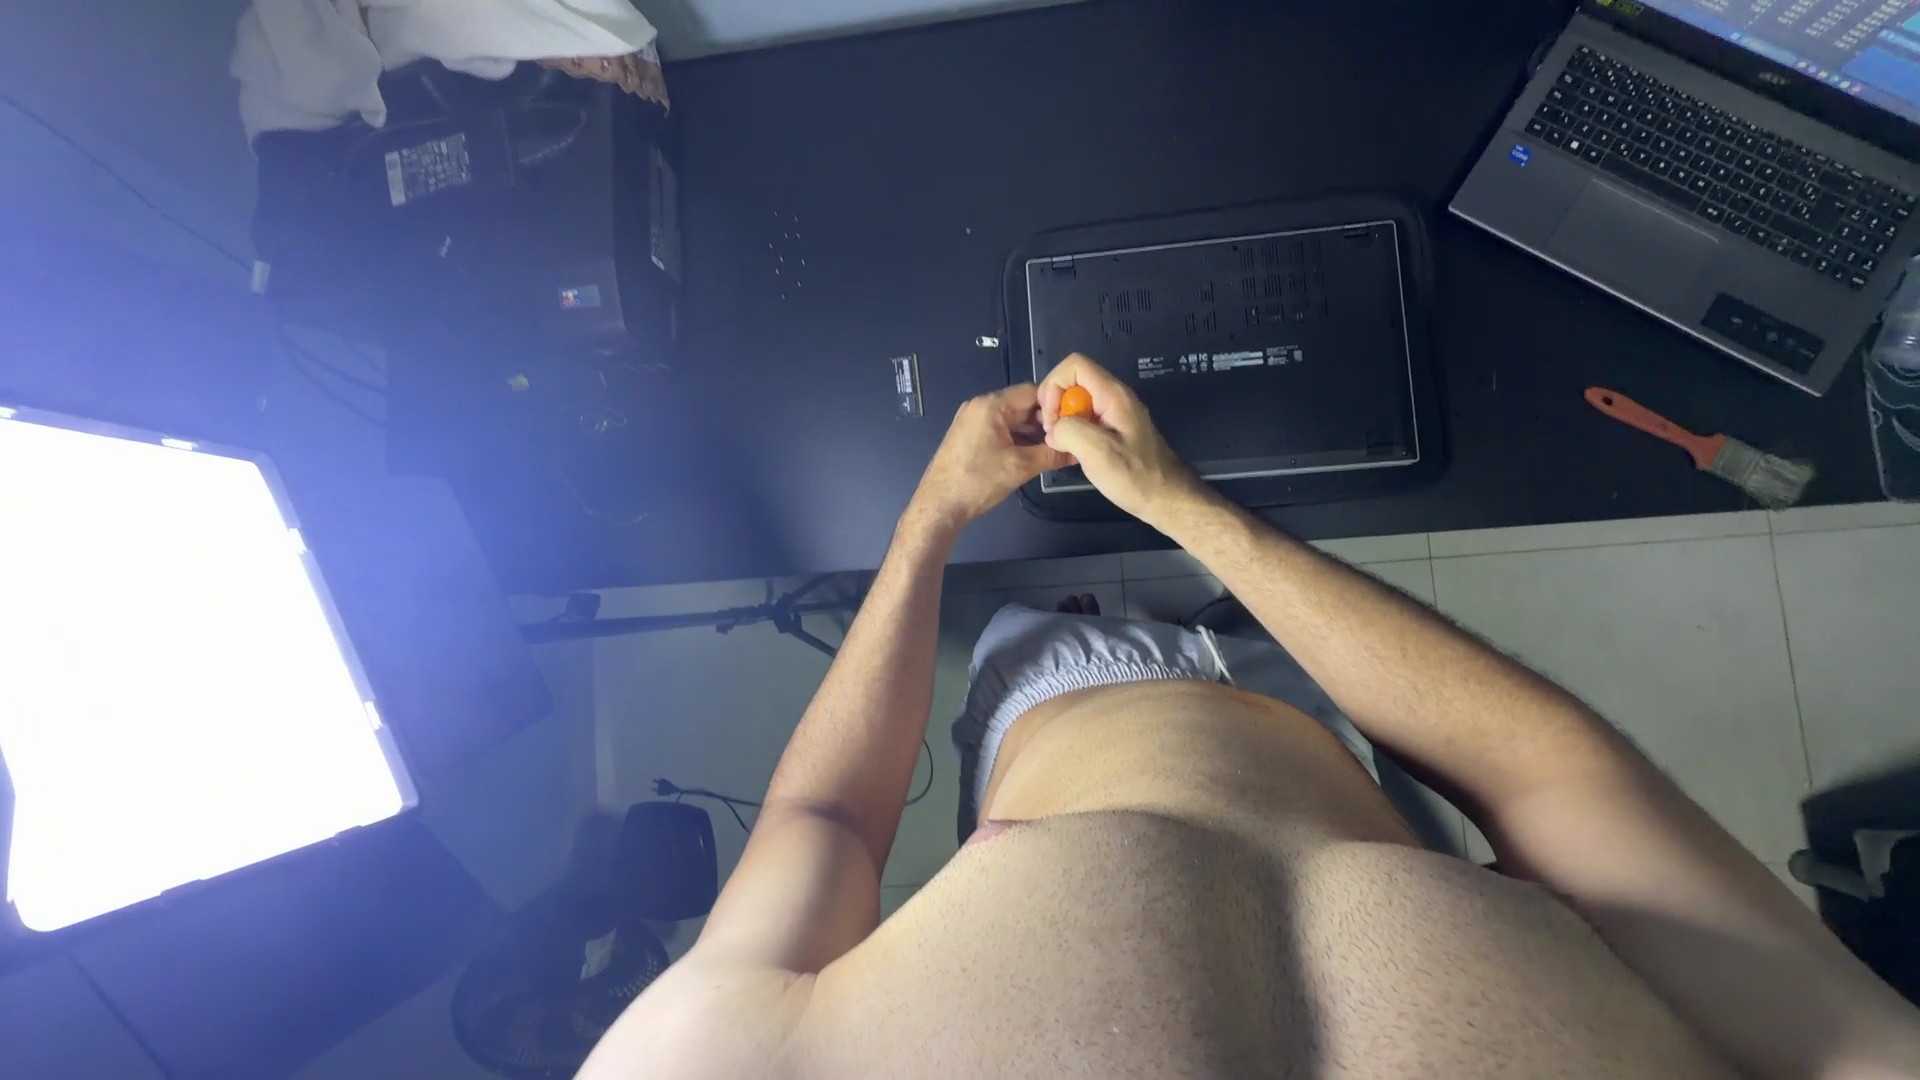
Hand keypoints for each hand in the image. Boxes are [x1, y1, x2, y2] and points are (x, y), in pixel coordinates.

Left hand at [910, 384, 1070, 528]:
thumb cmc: (977, 482)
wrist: (939, 506)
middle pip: (1022, 406)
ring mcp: (973, 422)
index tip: (1075, 419)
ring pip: (1012, 421)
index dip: (1056, 404)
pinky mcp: (970, 438)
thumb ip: (1052, 455)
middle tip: (1069, 438)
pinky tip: (1034, 455)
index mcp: (990, 405)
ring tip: (1055, 449)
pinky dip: (1018, 441)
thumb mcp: (1020, 467)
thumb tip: (1077, 451)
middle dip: (1045, 422)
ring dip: (1033, 434)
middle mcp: (979, 407)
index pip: (1032, 391)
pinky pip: (1001, 432)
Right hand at [1038, 354, 1207, 527]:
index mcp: (1114, 395)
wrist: (1166, 499)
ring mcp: (1116, 414)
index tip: (1051, 417)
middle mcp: (1115, 398)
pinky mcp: (1115, 431)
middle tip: (1053, 434)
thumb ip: (1070, 430)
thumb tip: (1055, 429)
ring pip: (1078, 402)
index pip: (1075, 365)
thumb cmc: (1135, 477)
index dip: (1054, 385)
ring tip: (1062, 445)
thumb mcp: (1097, 452)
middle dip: (1056, 404)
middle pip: (1074, 381)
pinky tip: (1075, 453)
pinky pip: (1087, 419)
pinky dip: (1074, 431)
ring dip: (1063, 420)